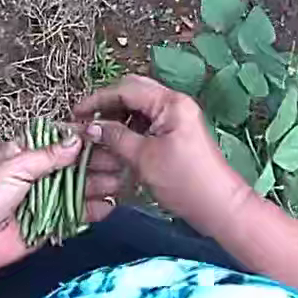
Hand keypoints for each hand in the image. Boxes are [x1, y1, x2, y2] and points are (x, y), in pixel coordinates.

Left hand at [0, 129, 124, 273]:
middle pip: (74, 162)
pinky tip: (109, 205)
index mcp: (26, 150)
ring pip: (80, 186)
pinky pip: (77, 213)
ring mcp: (47, 196)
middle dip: (97, 161)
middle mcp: (39, 170)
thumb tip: (76, 140)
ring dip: (99, 183)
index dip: (81, 137)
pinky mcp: (52, 221)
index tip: (105, 135)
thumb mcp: (14, 167)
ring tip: (120, 182)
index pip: (59, 138)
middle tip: (120, 160)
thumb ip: (47, 156)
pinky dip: (93, 210)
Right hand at [73, 76, 254, 235]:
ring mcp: (178, 116)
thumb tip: (90, 127)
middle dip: (107, 104)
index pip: (126, 89)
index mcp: (170, 103)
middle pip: (133, 91)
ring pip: (139, 106)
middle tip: (86, 120)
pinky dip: (130, 127)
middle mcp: (175, 103)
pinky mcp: (178, 131)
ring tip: (98, 132)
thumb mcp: (144, 159)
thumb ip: (115, 138)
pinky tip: (116, 140)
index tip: (76, 113)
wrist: (220, 208)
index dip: (98, 99)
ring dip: (118, 115)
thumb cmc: (185, 183)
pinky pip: (148, 120)